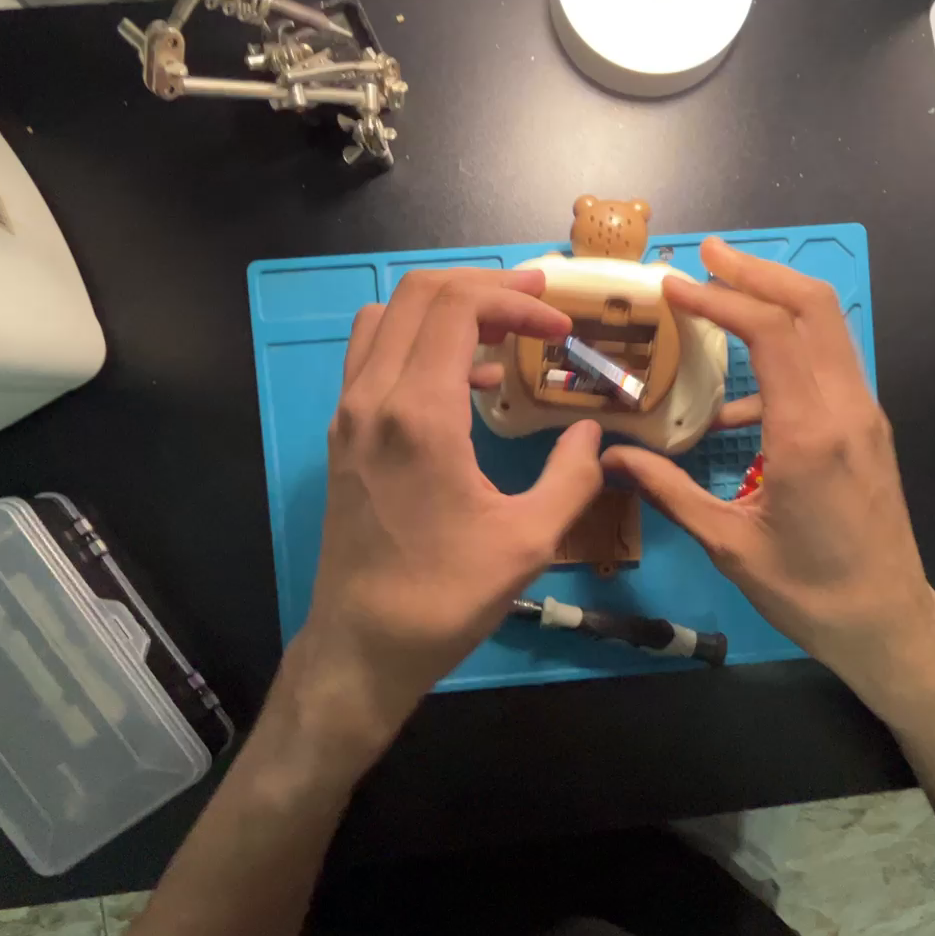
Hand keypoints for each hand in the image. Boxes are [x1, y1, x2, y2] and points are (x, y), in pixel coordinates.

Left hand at [284, 269, 603, 760]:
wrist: (363, 646)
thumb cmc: (446, 597)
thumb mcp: (529, 542)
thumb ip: (572, 478)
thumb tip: (593, 437)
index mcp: (418, 414)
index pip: (458, 308)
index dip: (516, 302)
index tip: (560, 328)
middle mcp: (372, 399)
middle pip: (418, 296)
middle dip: (483, 289)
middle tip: (536, 305)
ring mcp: (348, 417)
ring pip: (386, 319)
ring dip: (443, 311)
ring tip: (501, 335)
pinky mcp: (342, 438)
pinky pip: (374, 359)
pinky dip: (417, 345)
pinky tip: (464, 383)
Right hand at [602, 238, 934, 731]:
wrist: (886, 621)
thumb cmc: (806, 590)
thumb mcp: (728, 543)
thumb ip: (669, 491)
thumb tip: (613, 457)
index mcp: (809, 434)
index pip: (770, 333)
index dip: (720, 299)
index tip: (675, 285)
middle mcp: (845, 409)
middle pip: (811, 307)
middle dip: (757, 272)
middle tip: (706, 255)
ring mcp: (864, 414)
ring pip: (828, 328)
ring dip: (777, 298)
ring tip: (721, 294)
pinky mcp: (867, 427)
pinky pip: (827, 365)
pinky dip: (786, 349)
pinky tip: (739, 395)